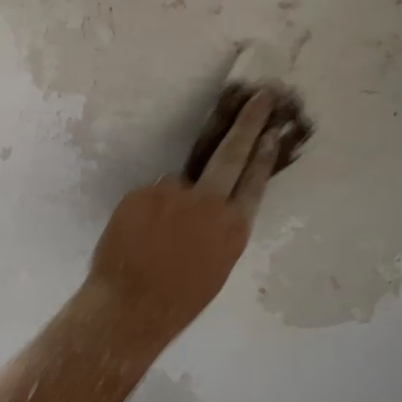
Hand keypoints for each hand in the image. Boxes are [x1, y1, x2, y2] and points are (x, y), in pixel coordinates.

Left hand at [84, 87, 289, 339]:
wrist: (130, 306)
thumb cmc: (177, 299)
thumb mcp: (216, 266)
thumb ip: (219, 229)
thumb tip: (212, 205)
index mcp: (234, 229)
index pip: (254, 182)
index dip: (263, 154)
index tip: (271, 130)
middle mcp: (209, 204)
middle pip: (233, 153)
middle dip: (250, 122)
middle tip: (262, 95)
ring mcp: (175, 194)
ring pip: (179, 184)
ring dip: (172, 201)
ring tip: (155, 237)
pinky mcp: (144, 192)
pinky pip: (150, 195)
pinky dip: (146, 210)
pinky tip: (139, 236)